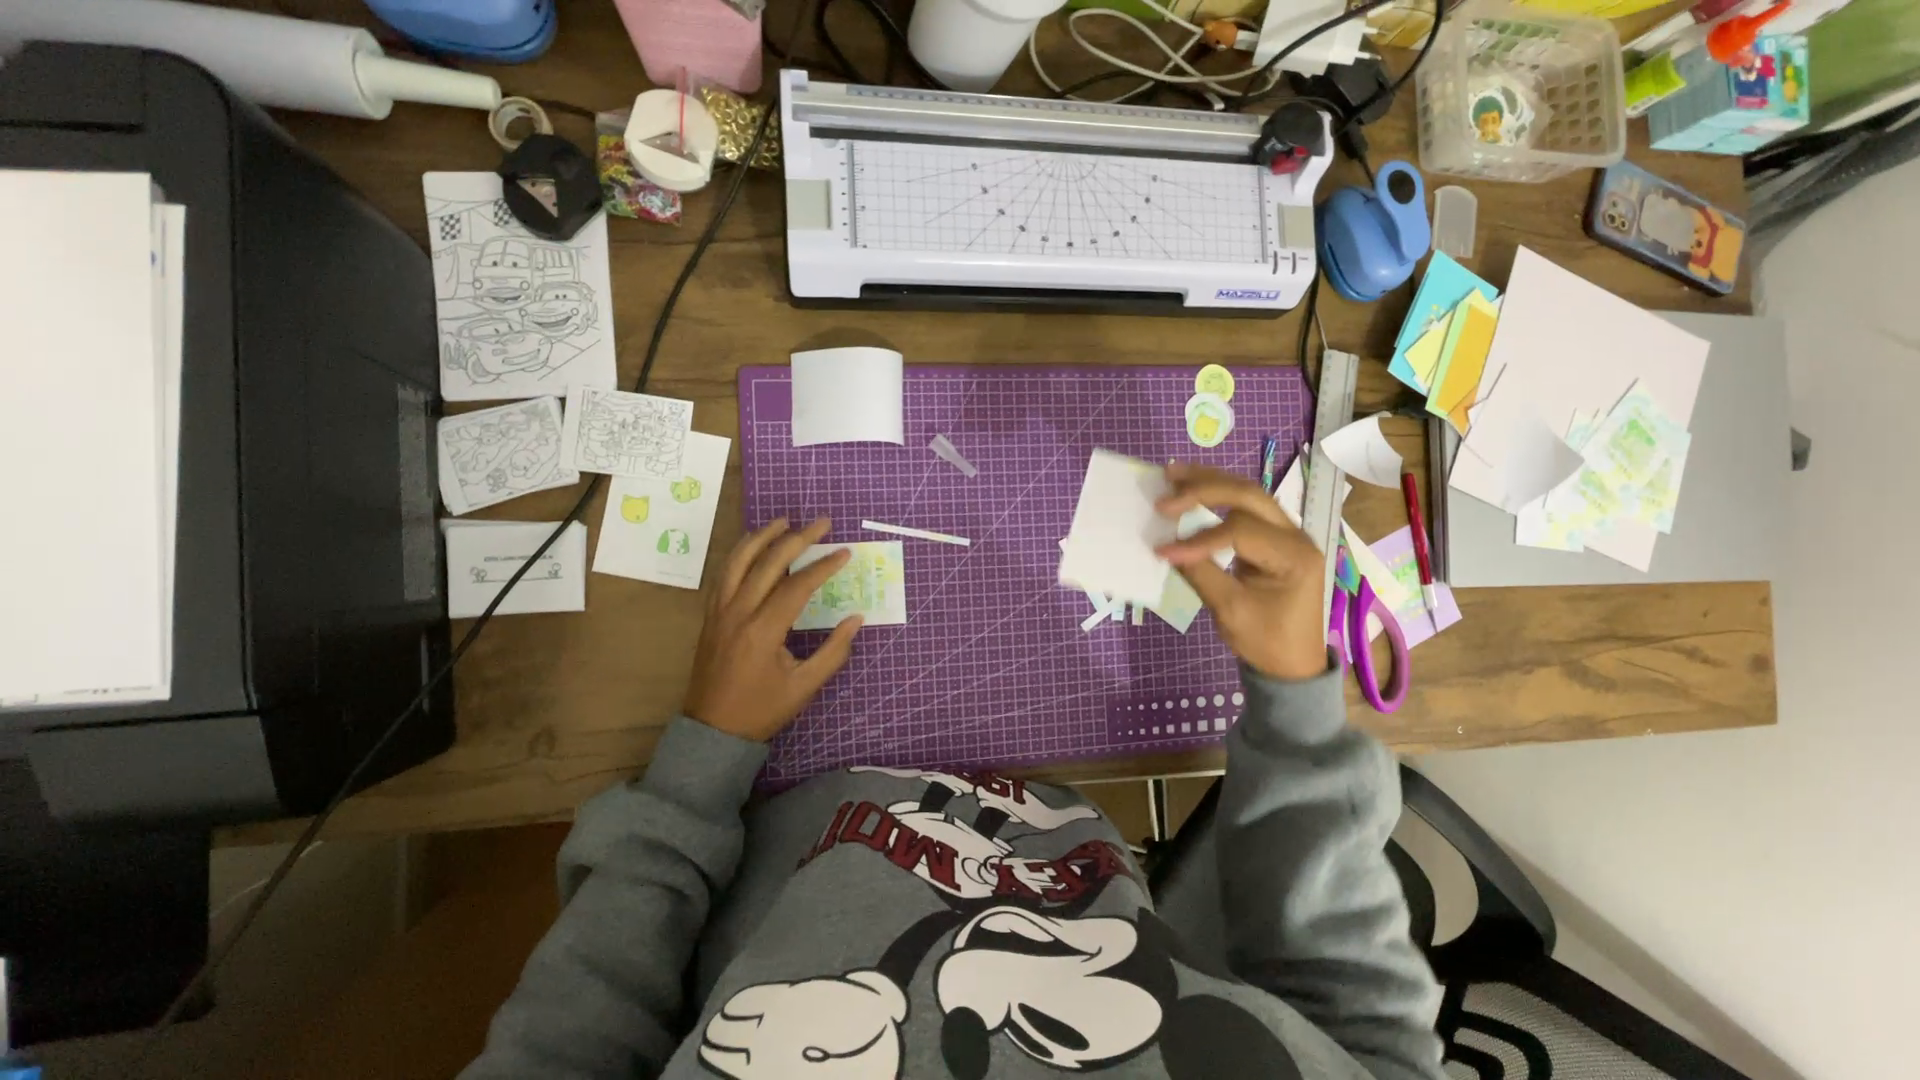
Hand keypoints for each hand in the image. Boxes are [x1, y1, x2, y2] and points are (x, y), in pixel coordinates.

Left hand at [683, 517, 862, 741]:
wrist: (712, 730)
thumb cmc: (761, 710)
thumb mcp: (804, 687)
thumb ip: (833, 651)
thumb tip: (856, 618)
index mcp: (763, 631)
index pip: (797, 585)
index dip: (823, 566)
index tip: (844, 553)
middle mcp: (738, 612)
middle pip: (768, 562)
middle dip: (798, 538)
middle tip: (822, 522)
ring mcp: (719, 611)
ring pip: (738, 560)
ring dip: (763, 536)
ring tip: (785, 521)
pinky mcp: (710, 615)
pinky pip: (724, 573)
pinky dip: (741, 553)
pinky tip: (755, 546)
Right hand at [1155, 463, 1328, 680]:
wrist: (1293, 665)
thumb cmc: (1266, 642)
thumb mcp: (1231, 611)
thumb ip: (1201, 574)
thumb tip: (1168, 547)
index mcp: (1293, 556)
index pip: (1240, 531)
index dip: (1198, 539)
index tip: (1163, 552)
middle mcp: (1296, 535)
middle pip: (1249, 495)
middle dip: (1205, 488)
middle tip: (1166, 488)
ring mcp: (1287, 533)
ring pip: (1248, 494)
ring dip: (1210, 482)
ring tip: (1173, 474)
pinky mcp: (1274, 538)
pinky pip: (1246, 508)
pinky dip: (1218, 497)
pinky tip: (1193, 489)